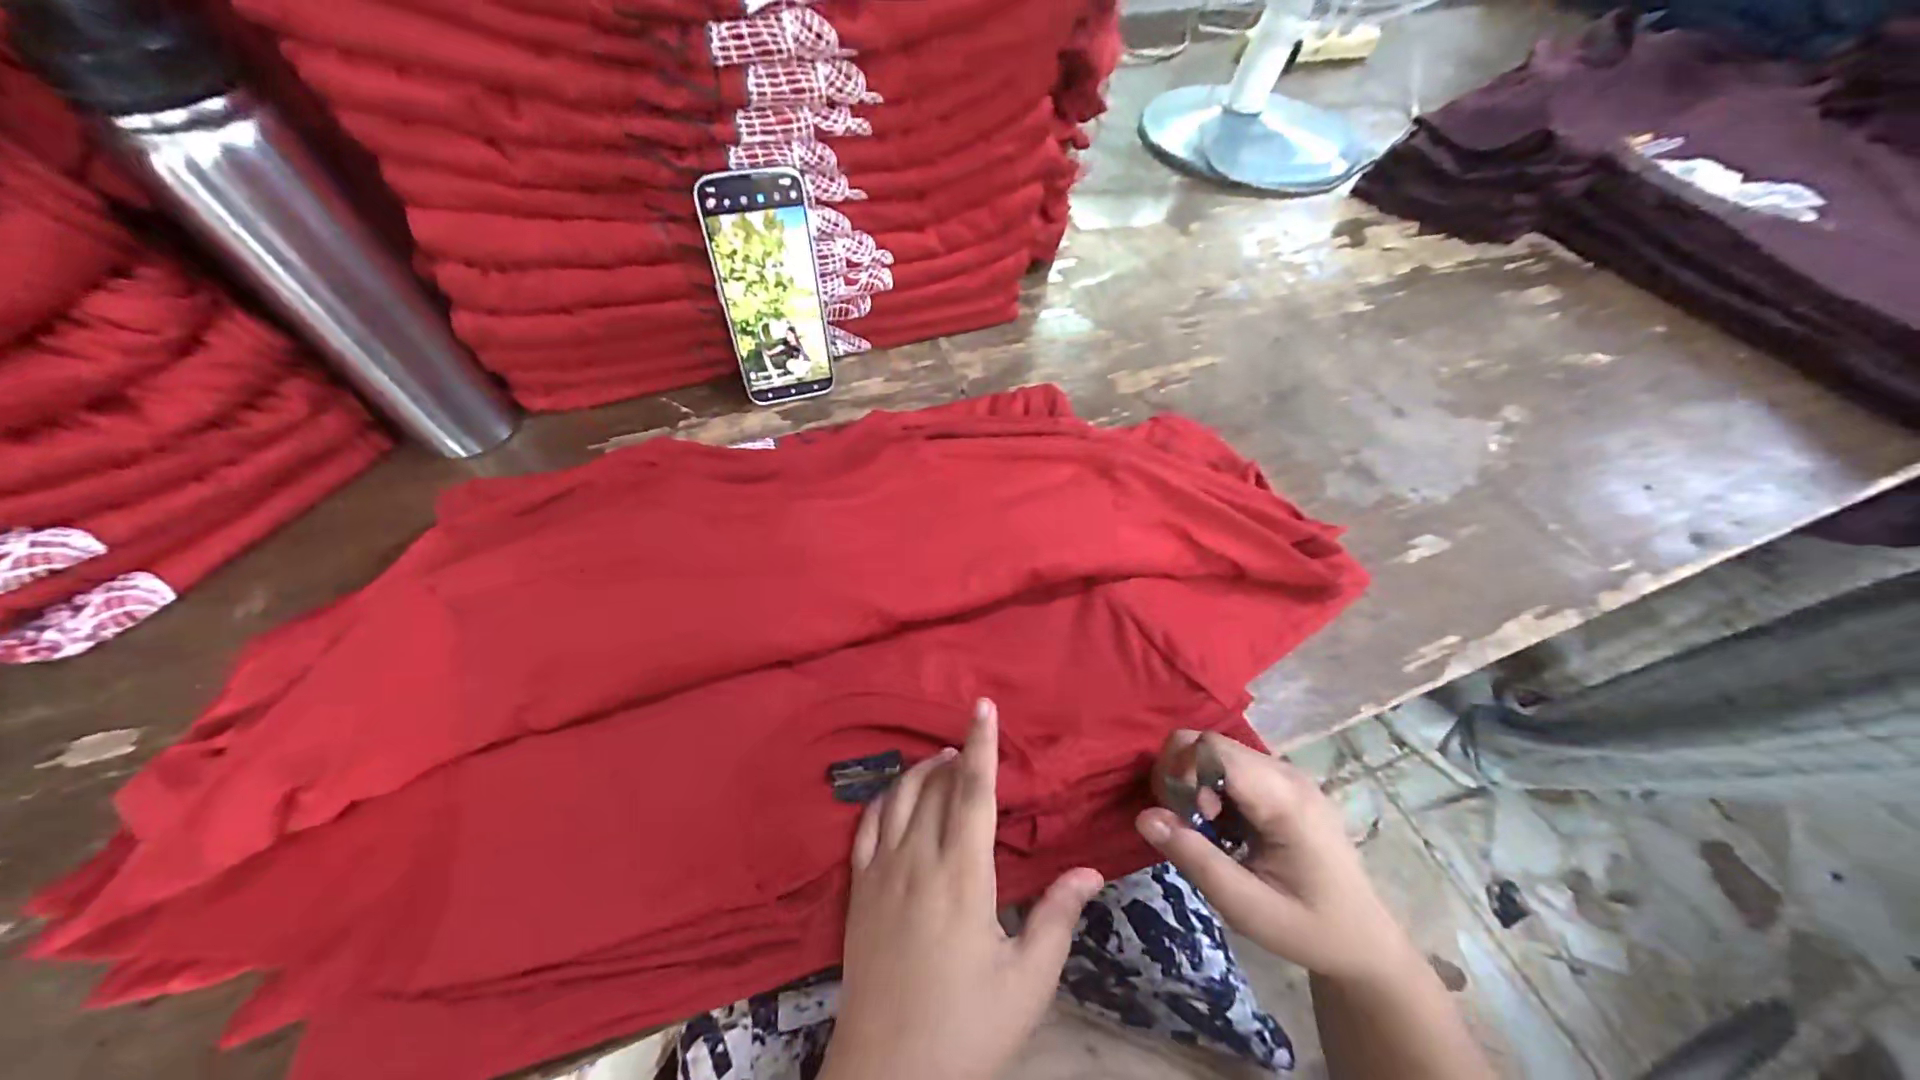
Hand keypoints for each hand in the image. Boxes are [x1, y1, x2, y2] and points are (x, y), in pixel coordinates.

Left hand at [820, 699, 1106, 1079]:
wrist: (889, 1074)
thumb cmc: (967, 1027)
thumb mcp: (1027, 981)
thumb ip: (1056, 917)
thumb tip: (1089, 871)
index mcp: (963, 876)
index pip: (974, 793)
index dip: (981, 745)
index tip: (982, 706)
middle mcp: (918, 861)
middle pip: (935, 788)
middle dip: (954, 756)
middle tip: (969, 746)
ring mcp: (880, 875)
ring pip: (898, 800)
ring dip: (920, 773)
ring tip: (940, 764)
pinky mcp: (857, 893)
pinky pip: (865, 829)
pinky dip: (881, 802)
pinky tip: (893, 799)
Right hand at [1135, 730, 1419, 983]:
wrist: (1366, 944)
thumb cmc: (1308, 930)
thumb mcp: (1246, 907)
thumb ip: (1195, 858)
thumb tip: (1144, 816)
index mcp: (1285, 799)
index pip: (1211, 749)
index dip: (1181, 773)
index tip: (1186, 819)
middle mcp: (1286, 773)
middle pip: (1209, 742)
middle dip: (1182, 776)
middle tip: (1188, 825)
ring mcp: (1287, 774)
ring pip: (1216, 750)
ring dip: (1195, 782)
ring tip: (1208, 830)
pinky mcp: (1283, 782)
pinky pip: (1230, 764)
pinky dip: (1212, 786)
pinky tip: (1224, 827)